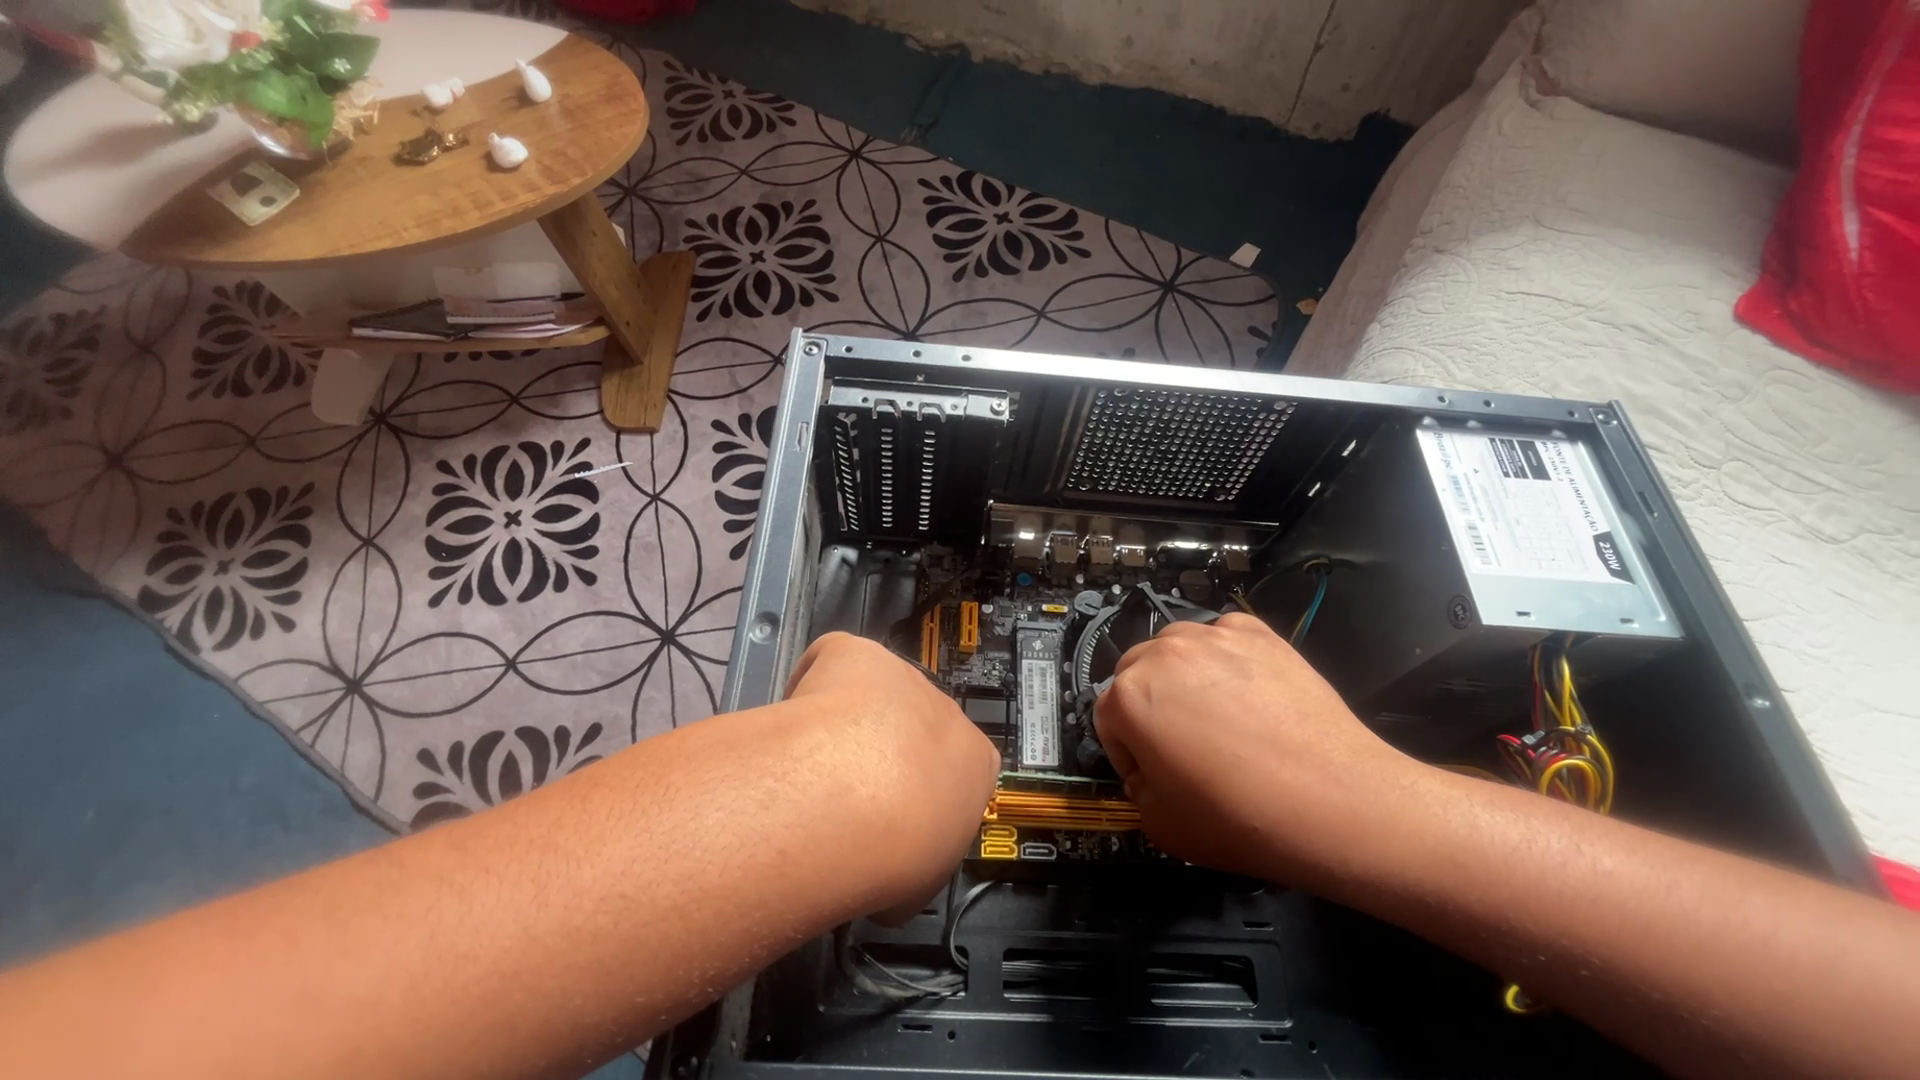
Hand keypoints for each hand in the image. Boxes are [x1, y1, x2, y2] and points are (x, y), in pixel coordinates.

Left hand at [784, 632, 999, 912]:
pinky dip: (811, 681)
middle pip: (915, 724)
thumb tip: (887, 886)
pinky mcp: (858, 651)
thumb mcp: (923, 882)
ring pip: (872, 691)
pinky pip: (831, 658)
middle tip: (846, 792)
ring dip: (848, 720)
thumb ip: (914, 867)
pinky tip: (794, 722)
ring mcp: (902, 676)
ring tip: (812, 761)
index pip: (961, 767)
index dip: (924, 788)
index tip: (896, 811)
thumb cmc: (904, 851)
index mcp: (976, 765)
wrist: (862, 801)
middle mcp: (945, 713)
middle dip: (884, 753)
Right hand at [1093, 613, 1425, 882]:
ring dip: (1181, 677)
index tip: (1149, 772)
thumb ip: (1136, 787)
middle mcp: (1164, 656)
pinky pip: (1222, 638)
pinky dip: (1223, 659)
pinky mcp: (1259, 635)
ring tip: (1214, 717)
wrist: (1333, 800)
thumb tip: (1148, 770)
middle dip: (1148, 706)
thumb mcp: (1159, 824)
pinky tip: (1244, 694)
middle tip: (1179, 745)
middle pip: (1135, 673)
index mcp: (1128, 698)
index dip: (1125, 751)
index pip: (1105, 717)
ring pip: (1176, 649)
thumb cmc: (1242, 816)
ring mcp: (1214, 639)